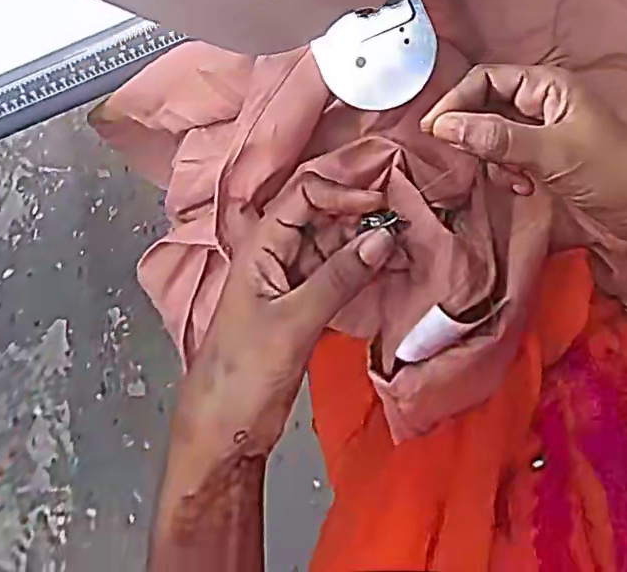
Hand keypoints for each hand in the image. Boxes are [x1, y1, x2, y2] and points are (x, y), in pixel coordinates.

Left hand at [168, 174, 398, 459]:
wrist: (223, 435)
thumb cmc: (239, 377)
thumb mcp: (292, 323)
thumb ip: (339, 278)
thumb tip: (382, 237)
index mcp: (260, 244)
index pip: (304, 193)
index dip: (342, 192)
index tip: (379, 206)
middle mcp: (276, 250)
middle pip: (322, 212)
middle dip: (361, 214)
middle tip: (402, 222)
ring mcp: (292, 275)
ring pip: (335, 241)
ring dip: (367, 240)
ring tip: (403, 244)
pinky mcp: (306, 299)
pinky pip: (339, 270)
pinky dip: (364, 266)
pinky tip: (389, 267)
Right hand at [420, 64, 626, 278]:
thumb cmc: (613, 175)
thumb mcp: (550, 153)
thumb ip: (495, 136)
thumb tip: (442, 124)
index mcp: (549, 86)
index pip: (488, 79)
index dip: (458, 100)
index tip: (434, 129)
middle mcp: (544, 103)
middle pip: (488, 105)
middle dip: (474, 131)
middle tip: (467, 156)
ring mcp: (545, 133)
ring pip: (495, 134)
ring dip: (493, 156)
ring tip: (510, 177)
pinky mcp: (547, 160)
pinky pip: (509, 157)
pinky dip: (507, 172)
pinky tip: (522, 187)